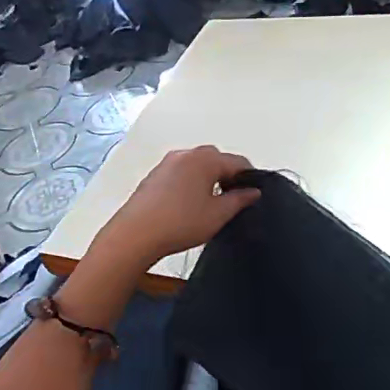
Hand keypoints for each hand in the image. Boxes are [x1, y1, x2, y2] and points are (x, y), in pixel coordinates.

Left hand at [92, 146, 260, 268]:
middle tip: (234, 200)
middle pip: (217, 159)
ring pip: (197, 165)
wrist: (135, 234)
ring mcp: (167, 163)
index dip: (250, 177)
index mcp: (205, 159)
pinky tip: (189, 205)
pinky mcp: (154, 175)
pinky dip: (191, 182)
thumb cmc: (179, 223)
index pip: (238, 161)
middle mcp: (186, 154)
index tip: (254, 194)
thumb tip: (252, 192)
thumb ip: (239, 200)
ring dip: (209, 179)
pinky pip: (181, 172)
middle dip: (229, 176)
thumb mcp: (218, 215)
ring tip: (211, 205)